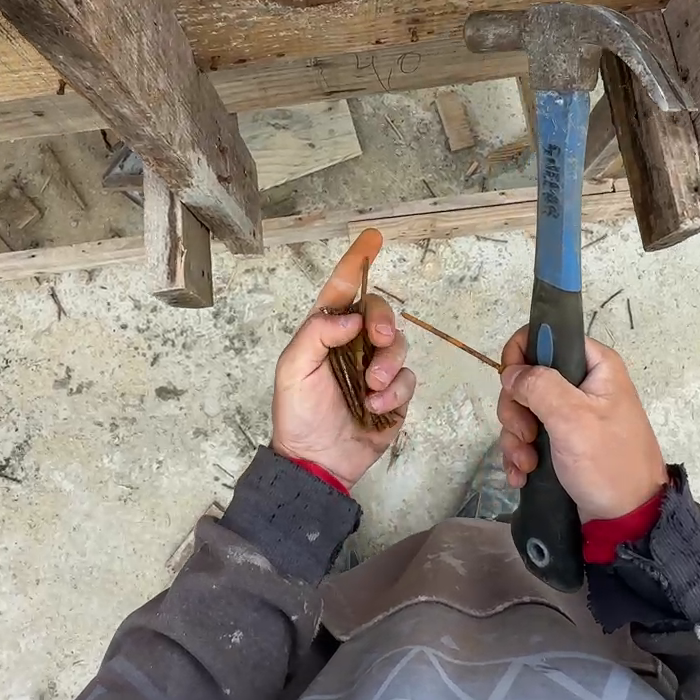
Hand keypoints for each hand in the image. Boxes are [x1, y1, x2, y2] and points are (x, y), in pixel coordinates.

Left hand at [270, 229, 416, 488]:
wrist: (317, 461)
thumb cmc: (298, 413)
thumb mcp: (292, 369)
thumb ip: (316, 335)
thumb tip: (352, 317)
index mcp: (326, 331)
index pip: (343, 289)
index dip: (357, 261)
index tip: (372, 237)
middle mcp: (354, 343)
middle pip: (380, 312)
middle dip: (384, 320)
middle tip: (378, 339)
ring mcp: (376, 367)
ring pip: (399, 344)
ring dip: (388, 364)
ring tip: (370, 389)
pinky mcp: (395, 393)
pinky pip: (408, 378)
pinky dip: (394, 391)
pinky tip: (375, 406)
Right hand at [496, 329, 665, 520]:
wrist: (627, 524)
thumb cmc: (608, 464)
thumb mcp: (574, 419)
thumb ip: (538, 386)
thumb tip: (510, 373)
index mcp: (594, 365)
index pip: (547, 335)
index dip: (521, 354)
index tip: (512, 384)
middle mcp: (581, 383)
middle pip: (526, 376)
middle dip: (516, 409)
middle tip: (525, 434)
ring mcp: (569, 413)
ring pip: (522, 408)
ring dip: (516, 437)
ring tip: (526, 464)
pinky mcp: (560, 440)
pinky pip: (526, 435)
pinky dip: (519, 453)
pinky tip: (522, 474)